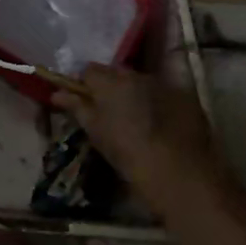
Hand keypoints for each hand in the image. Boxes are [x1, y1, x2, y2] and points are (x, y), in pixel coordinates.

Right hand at [51, 64, 225, 206]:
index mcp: (111, 81)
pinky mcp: (187, 97)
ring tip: (137, 122)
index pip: (89, 71)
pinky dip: (159, 104)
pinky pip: (165, 94)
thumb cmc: (128, 153)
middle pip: (117, 74)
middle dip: (111, 89)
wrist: (179, 173)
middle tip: (110, 114)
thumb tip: (58, 93)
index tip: (84, 102)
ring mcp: (164, 84)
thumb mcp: (96, 132)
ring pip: (142, 84)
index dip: (85, 85)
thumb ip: (76, 107)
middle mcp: (137, 75)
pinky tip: (162, 127)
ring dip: (136, 95)